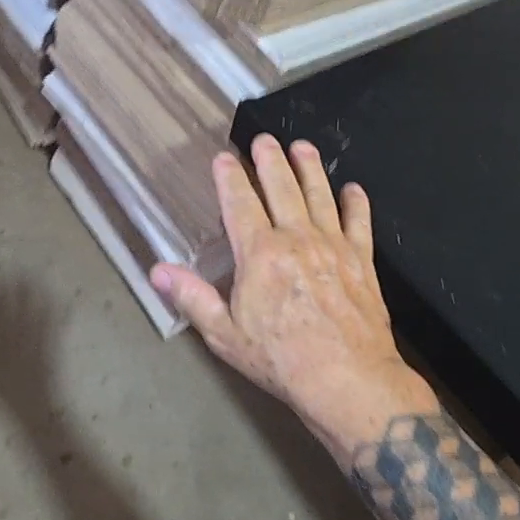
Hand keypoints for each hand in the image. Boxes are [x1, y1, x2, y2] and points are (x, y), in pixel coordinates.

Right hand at [150, 134, 434, 450]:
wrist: (348, 380)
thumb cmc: (280, 359)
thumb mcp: (224, 334)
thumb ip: (193, 297)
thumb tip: (157, 271)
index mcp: (260, 254)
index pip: (240, 204)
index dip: (230, 178)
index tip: (224, 158)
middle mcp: (297, 240)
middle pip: (282, 189)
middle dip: (271, 161)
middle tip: (265, 139)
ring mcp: (334, 247)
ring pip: (320, 196)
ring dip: (310, 169)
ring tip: (304, 147)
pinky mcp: (362, 262)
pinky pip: (360, 223)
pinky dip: (356, 204)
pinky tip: (354, 190)